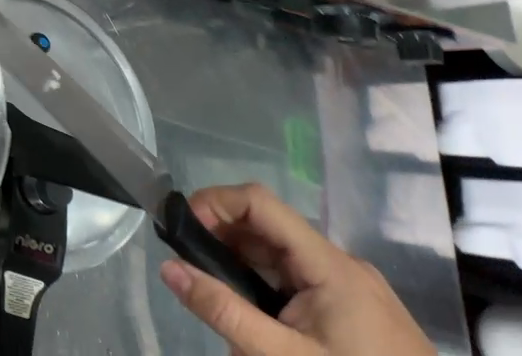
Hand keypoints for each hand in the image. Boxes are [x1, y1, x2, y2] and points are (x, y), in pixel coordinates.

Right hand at [158, 183, 434, 355]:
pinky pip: (296, 279)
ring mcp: (351, 287)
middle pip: (265, 227)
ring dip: (239, 266)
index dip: (213, 204)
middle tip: (191, 271)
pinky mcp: (355, 307)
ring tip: (222, 302)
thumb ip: (224, 311)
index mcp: (330, 266)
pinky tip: (256, 318)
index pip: (259, 202)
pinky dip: (264, 286)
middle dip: (220, 240)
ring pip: (278, 254)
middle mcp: (342, 265)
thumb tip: (167, 266)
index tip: (183, 233)